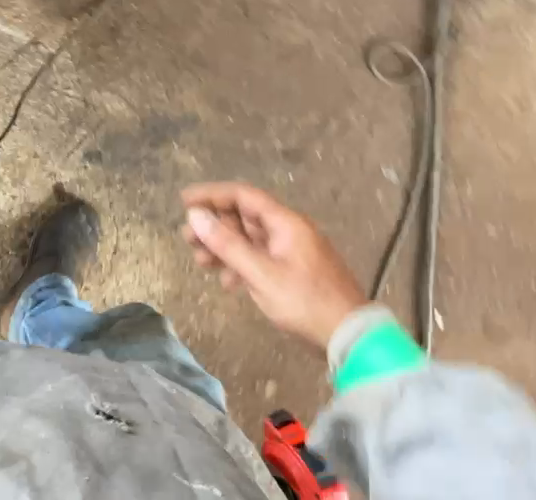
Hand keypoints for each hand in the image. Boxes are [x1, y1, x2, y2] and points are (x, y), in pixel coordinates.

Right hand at [179, 182, 369, 349]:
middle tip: (187, 238)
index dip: (211, 195)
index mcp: (286, 223)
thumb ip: (226, 244)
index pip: (242, 195)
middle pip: (243, 217)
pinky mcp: (293, 273)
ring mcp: (292, 252)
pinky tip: (228, 282)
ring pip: (249, 239)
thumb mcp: (261, 274)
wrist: (352, 341)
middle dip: (214, 226)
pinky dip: (239, 264)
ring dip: (223, 247)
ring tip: (200, 262)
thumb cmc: (305, 302)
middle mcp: (289, 231)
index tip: (184, 201)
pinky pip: (259, 258)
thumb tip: (195, 215)